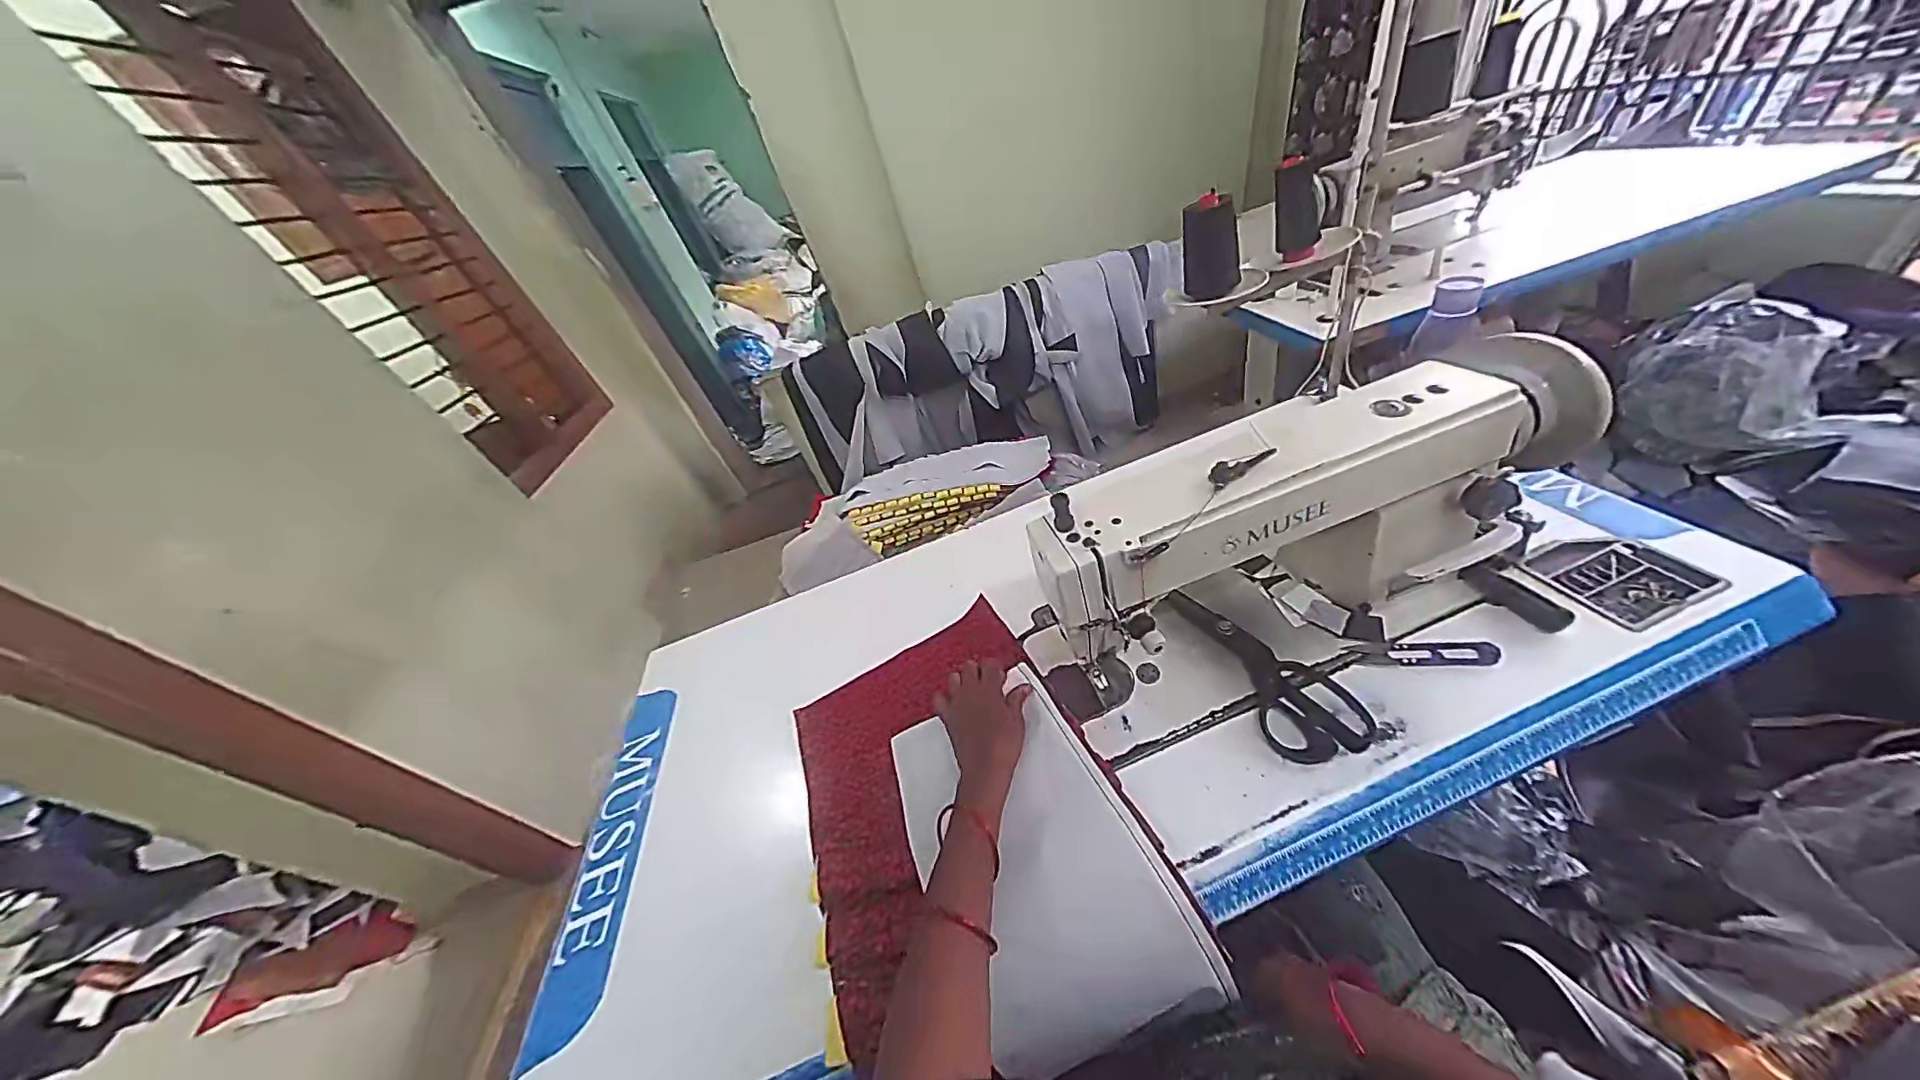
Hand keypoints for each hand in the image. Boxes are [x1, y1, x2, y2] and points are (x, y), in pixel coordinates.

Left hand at [934, 660, 1031, 813]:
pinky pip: (939, 699)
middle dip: (979, 669)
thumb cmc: (1001, 747)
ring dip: (962, 679)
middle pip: (970, 666)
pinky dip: (944, 697)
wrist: (985, 768)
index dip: (996, 667)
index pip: (990, 666)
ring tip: (972, 686)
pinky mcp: (948, 717)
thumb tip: (1021, 690)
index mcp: (989, 690)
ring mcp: (957, 704)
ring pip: (953, 677)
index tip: (1000, 673)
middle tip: (989, 679)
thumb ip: (1016, 700)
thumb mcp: (1017, 721)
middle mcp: (971, 693)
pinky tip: (954, 701)